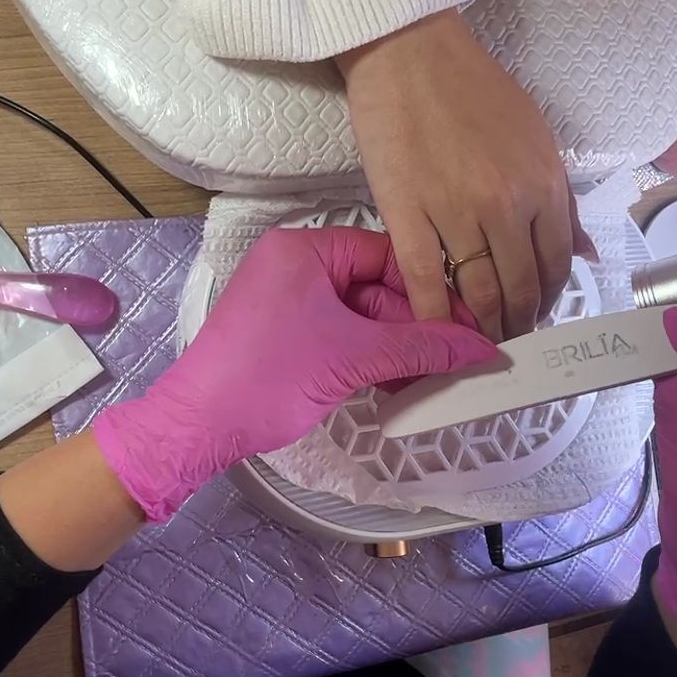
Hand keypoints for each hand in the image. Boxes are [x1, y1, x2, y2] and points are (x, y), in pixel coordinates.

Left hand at [91, 227, 496, 520]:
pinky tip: (399, 381)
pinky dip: (370, 356)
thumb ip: (420, 348)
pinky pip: (342, 334)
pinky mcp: (288, 332)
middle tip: (457, 356)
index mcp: (304, 249)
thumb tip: (477, 348)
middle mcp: (295, 265)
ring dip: (396, 346)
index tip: (467, 323)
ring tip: (433, 375)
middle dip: (415, 326)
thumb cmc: (264, 378)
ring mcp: (289, 299)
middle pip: (377, 287)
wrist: (199, 426)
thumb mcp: (351, 358)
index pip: (387, 254)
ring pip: (362, 315)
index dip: (431, 290)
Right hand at [338, 9, 589, 341]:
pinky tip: (436, 337)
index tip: (536, 315)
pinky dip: (432, 316)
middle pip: (520, 285)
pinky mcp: (407, 214)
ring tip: (479, 340)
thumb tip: (586, 254)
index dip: (547, 298)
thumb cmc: (473, 89)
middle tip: (508, 339)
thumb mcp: (535, 136)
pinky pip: (424, 279)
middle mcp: (508, 204)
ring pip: (478, 289)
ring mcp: (456, 212)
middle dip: (518, 321)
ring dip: (483, 325)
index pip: (556, 262)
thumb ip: (561, 198)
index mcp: (543, 182)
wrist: (410, 53)